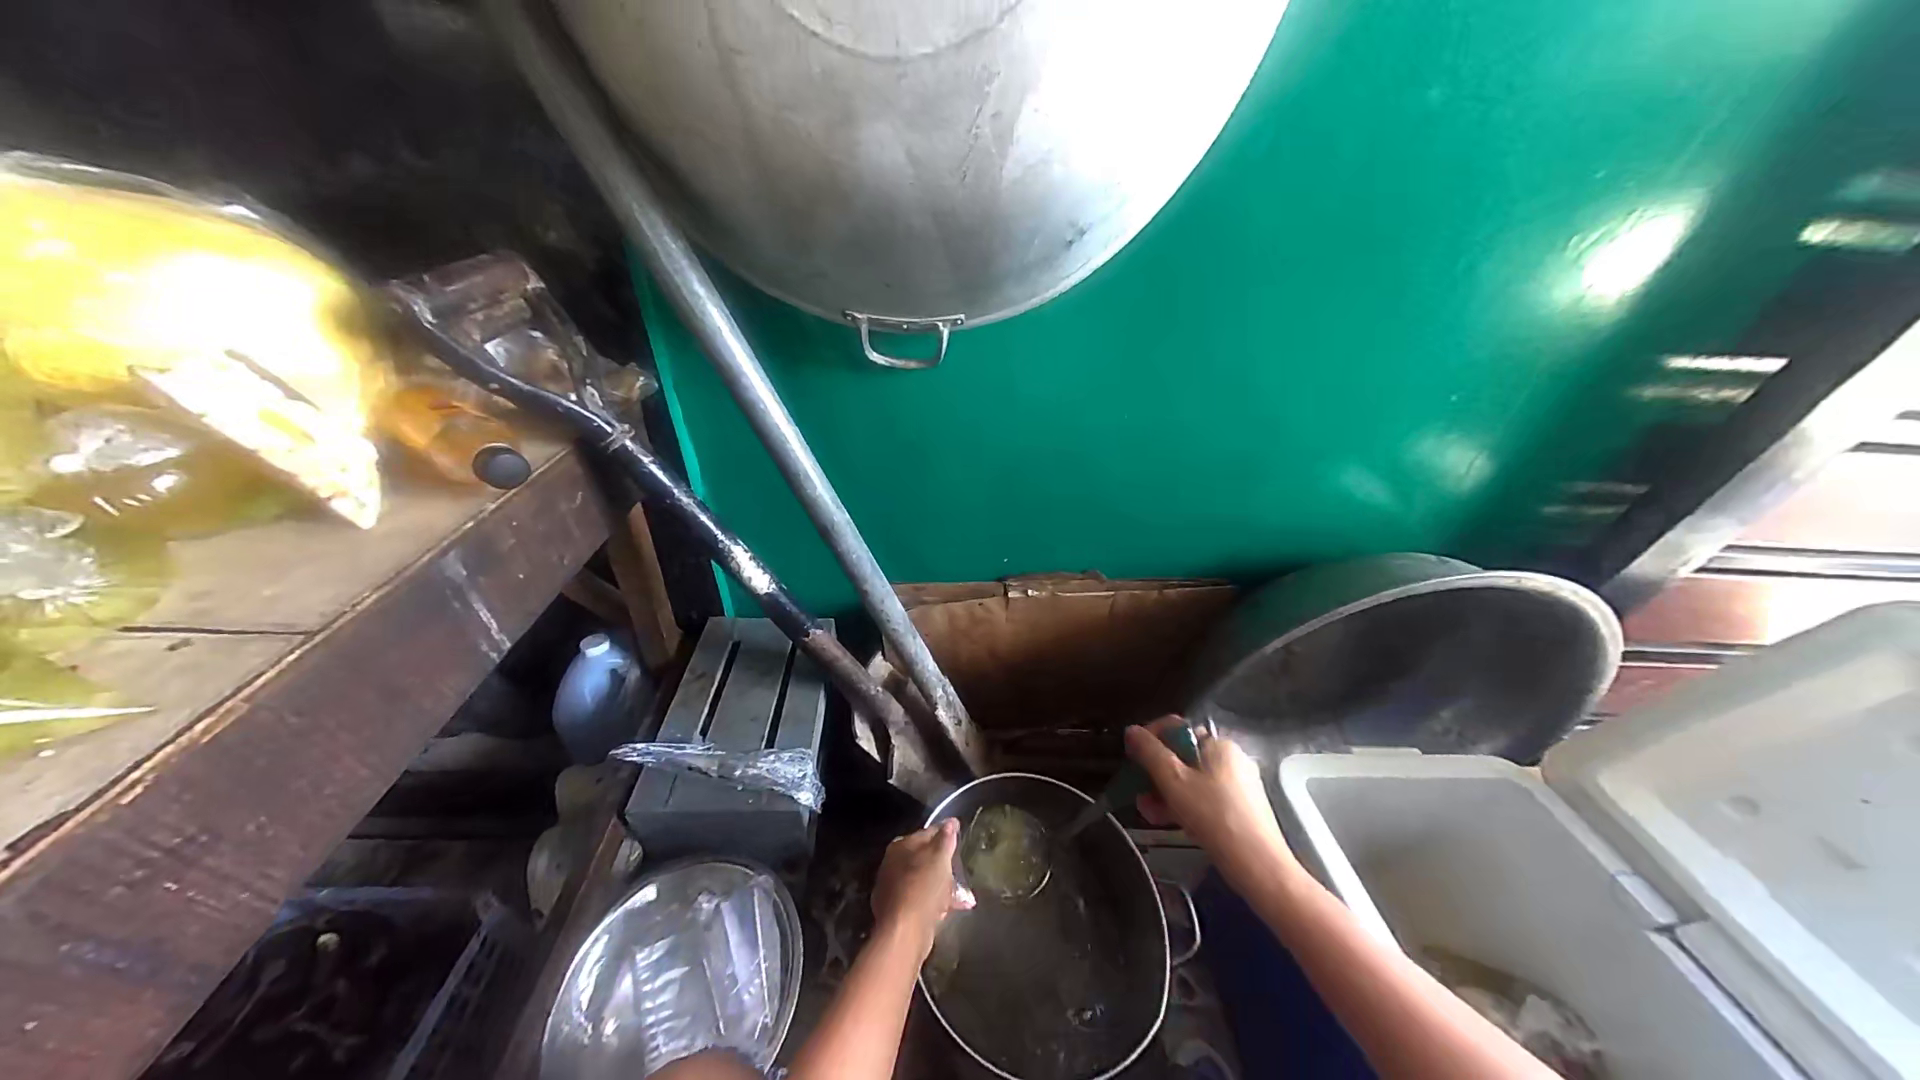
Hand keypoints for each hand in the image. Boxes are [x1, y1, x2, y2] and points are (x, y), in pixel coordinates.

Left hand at [871, 819, 974, 951]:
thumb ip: (946, 838)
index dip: (945, 835)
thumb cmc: (923, 887)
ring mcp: (892, 888)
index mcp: (900, 846)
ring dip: (942, 887)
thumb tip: (950, 821)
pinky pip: (921, 901)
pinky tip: (949, 910)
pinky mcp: (897, 911)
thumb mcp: (940, 858)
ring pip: (923, 881)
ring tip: (962, 897)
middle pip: (924, 859)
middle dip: (944, 865)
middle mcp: (892, 864)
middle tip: (961, 872)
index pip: (927, 833)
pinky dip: (934, 903)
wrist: (905, 931)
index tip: (959, 839)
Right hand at [1125, 716, 1300, 890]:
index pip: (1176, 728)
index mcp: (1218, 745)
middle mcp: (1231, 760)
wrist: (1258, 866)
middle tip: (1139, 790)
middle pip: (1182, 756)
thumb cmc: (1214, 816)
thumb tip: (1132, 730)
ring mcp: (1238, 786)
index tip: (1133, 757)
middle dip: (1156, 773)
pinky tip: (1170, 821)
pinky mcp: (1240, 809)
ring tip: (1149, 811)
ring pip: (1192, 780)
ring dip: (1165, 792)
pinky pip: (1204, 798)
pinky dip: (1185, 805)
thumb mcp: (1173, 779)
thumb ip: (1149, 752)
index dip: (1150, 739)